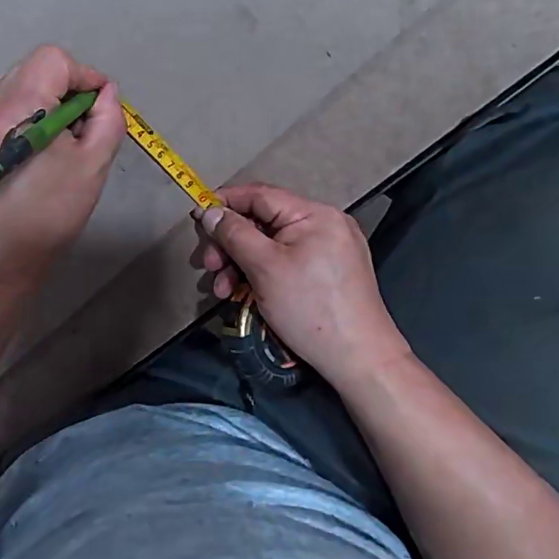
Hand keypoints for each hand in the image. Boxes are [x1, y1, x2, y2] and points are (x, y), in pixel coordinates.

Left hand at [0, 45, 125, 289]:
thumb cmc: (48, 216)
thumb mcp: (92, 167)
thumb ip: (107, 119)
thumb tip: (105, 91)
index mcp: (13, 111)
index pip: (52, 60)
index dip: (83, 76)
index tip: (97, 107)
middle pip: (33, 68)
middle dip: (65, 88)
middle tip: (80, 127)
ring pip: (19, 83)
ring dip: (46, 99)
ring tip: (57, 140)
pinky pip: (4, 103)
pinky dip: (27, 112)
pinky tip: (34, 147)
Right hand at [196, 183, 410, 384]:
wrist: (361, 363)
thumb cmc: (311, 309)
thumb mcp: (264, 267)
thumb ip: (233, 233)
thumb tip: (209, 210)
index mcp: (314, 214)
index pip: (259, 195)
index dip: (224, 202)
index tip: (197, 216)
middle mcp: (324, 224)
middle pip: (261, 221)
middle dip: (229, 243)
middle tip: (208, 265)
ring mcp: (328, 249)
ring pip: (269, 244)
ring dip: (239, 262)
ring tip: (221, 289)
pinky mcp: (326, 272)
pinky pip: (284, 261)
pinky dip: (260, 273)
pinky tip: (242, 292)